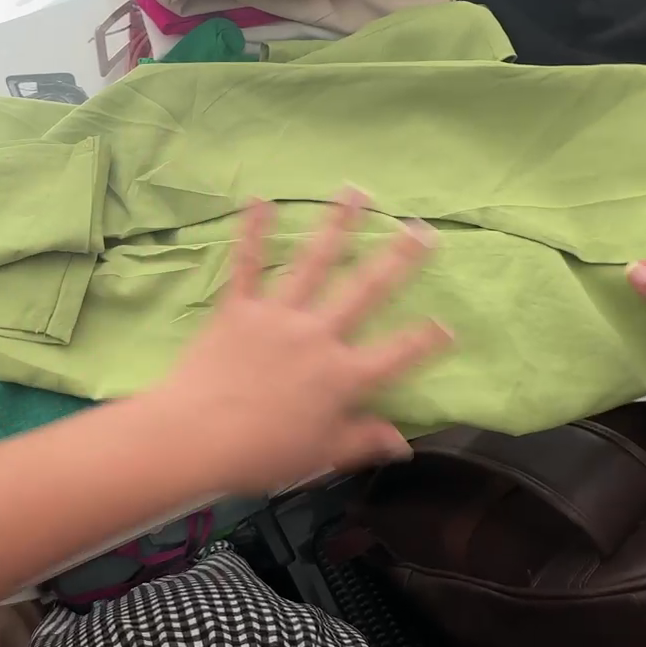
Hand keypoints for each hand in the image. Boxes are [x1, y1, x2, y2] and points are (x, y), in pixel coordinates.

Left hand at [149, 190, 450, 494]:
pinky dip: (251, 231)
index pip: (398, 353)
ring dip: (337, 224)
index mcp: (343, 375)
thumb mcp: (322, 455)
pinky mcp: (238, 308)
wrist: (196, 436)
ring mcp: (278, 315)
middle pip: (366, 290)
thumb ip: (364, 441)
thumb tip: (405, 444)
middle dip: (398, 258)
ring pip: (313, 262)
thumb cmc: (262, 453)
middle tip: (422, 228)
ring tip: (356, 191)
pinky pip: (247, 264)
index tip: (449, 324)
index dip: (426, 340)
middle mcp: (318, 335)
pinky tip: (258, 200)